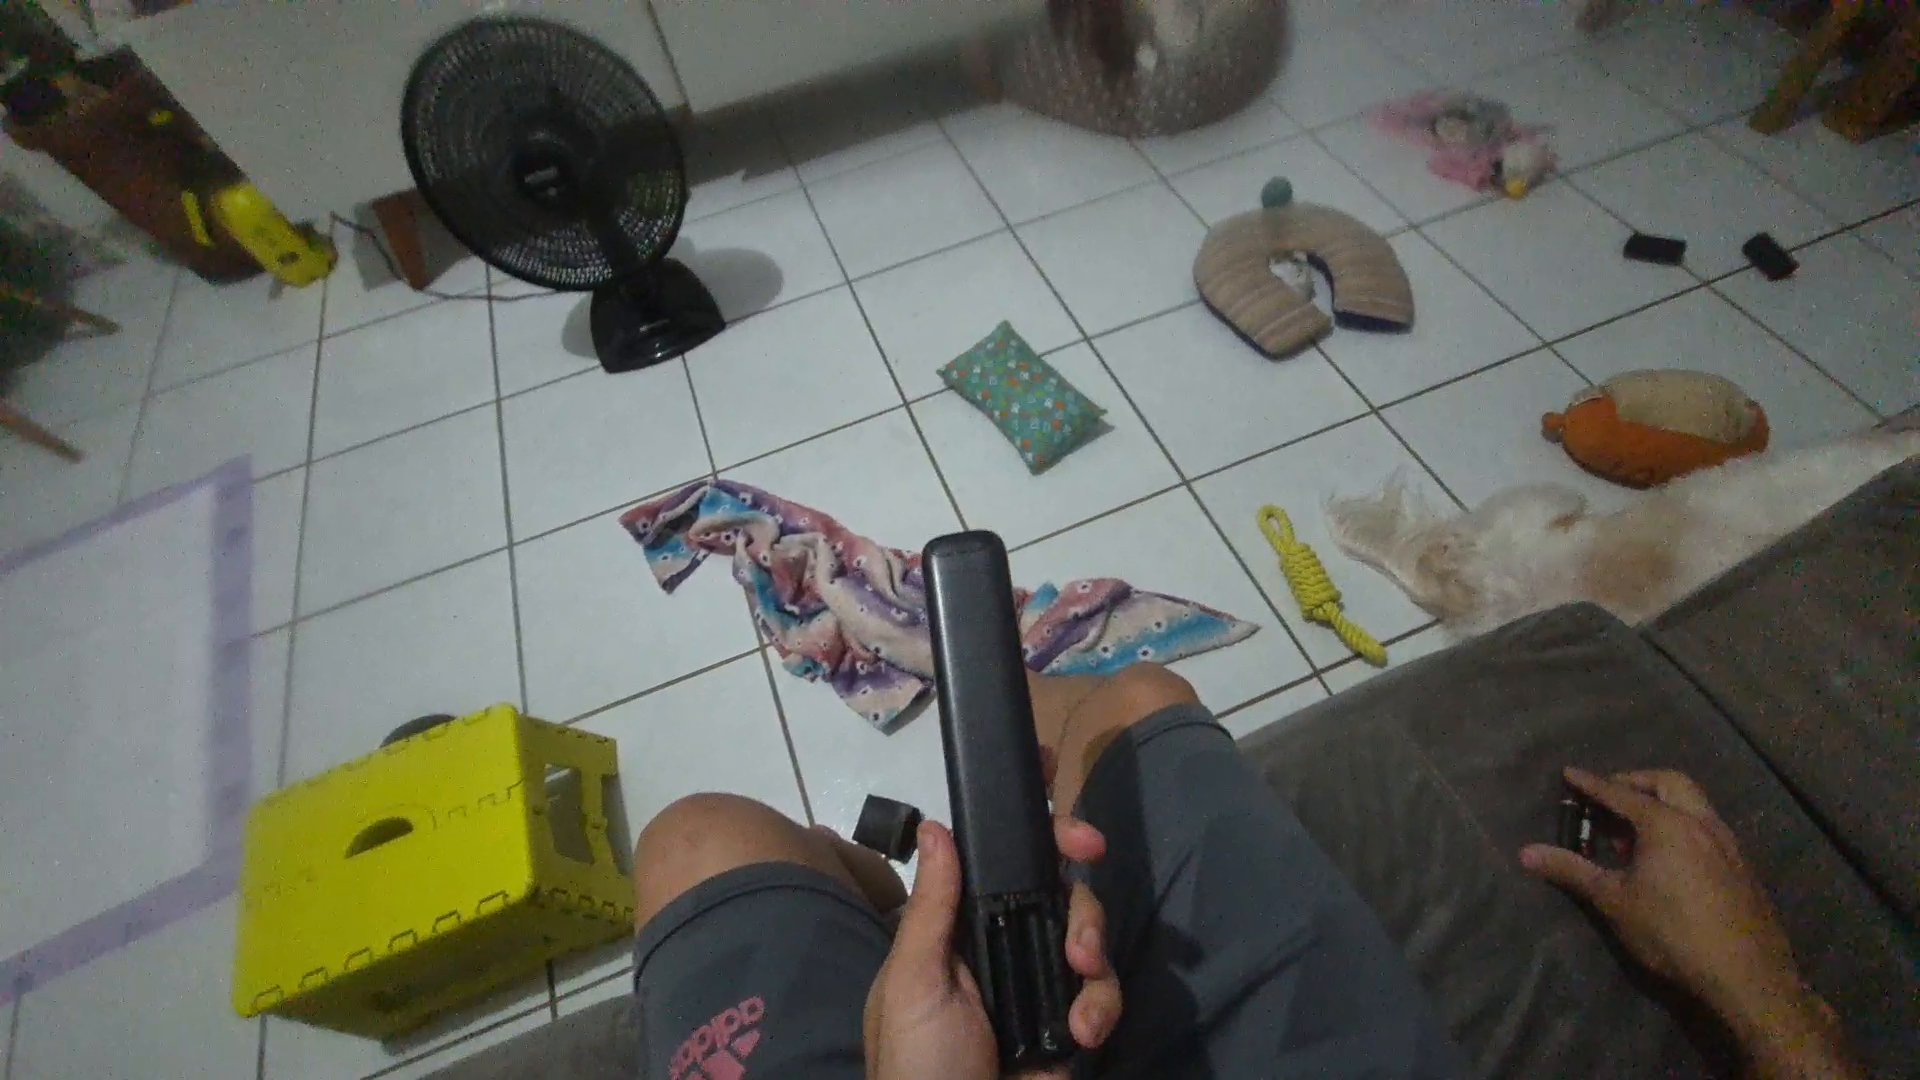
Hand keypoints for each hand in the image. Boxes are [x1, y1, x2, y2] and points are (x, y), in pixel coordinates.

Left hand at [863, 818, 1120, 1079]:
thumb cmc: (918, 1064)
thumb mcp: (913, 982)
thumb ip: (932, 907)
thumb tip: (933, 824)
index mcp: (960, 927)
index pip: (1002, 866)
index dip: (1040, 840)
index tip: (1078, 834)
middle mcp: (1003, 944)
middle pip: (1056, 893)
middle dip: (1079, 895)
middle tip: (1089, 901)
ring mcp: (1039, 983)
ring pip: (1086, 934)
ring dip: (1093, 943)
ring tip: (1082, 972)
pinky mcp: (1069, 1023)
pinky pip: (1101, 992)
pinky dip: (1103, 1003)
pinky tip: (1084, 1031)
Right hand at [1520, 769, 1859, 1079]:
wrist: (1752, 984)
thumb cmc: (1673, 932)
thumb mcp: (1612, 900)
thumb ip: (1570, 869)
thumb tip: (1525, 853)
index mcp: (1668, 826)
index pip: (1620, 793)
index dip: (1590, 783)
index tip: (1568, 774)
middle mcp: (1703, 827)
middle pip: (1670, 783)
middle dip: (1635, 782)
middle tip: (1607, 798)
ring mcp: (1730, 849)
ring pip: (1694, 805)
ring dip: (1659, 806)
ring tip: (1630, 836)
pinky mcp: (1744, 871)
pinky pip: (1706, 830)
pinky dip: (1679, 827)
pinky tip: (1663, 860)